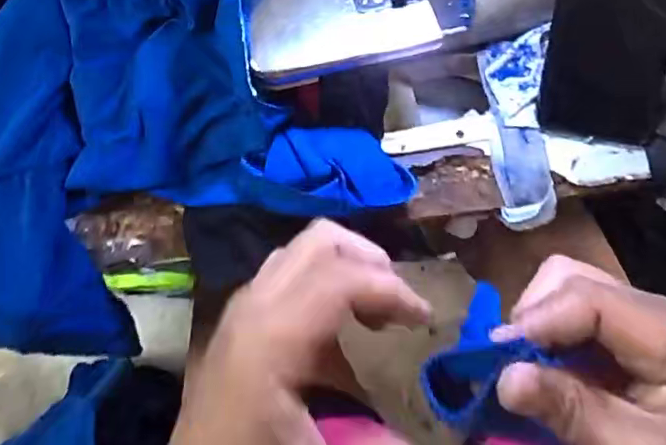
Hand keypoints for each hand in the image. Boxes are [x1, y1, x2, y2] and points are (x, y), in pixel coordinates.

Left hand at [172, 220, 431, 444]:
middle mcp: (256, 301)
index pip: (341, 277)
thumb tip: (416, 435)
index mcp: (274, 332)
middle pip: (319, 240)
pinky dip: (323, 282)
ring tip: (376, 312)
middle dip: (367, 259)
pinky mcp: (239, 316)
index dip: (391, 288)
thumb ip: (368, 439)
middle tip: (399, 302)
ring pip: (301, 250)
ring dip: (345, 266)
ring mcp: (243, 303)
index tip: (426, 316)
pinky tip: (340, 332)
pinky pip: (287, 273)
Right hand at [494, 256, 665, 444]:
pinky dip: (560, 338)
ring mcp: (653, 324)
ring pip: (574, 289)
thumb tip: (502, 378)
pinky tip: (556, 374)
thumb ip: (573, 411)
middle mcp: (663, 313)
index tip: (497, 355)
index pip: (588, 297)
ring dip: (544, 324)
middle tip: (514, 364)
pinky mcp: (643, 342)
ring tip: (533, 371)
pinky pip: (585, 316)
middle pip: (577, 279)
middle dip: (536, 314)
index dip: (537, 318)